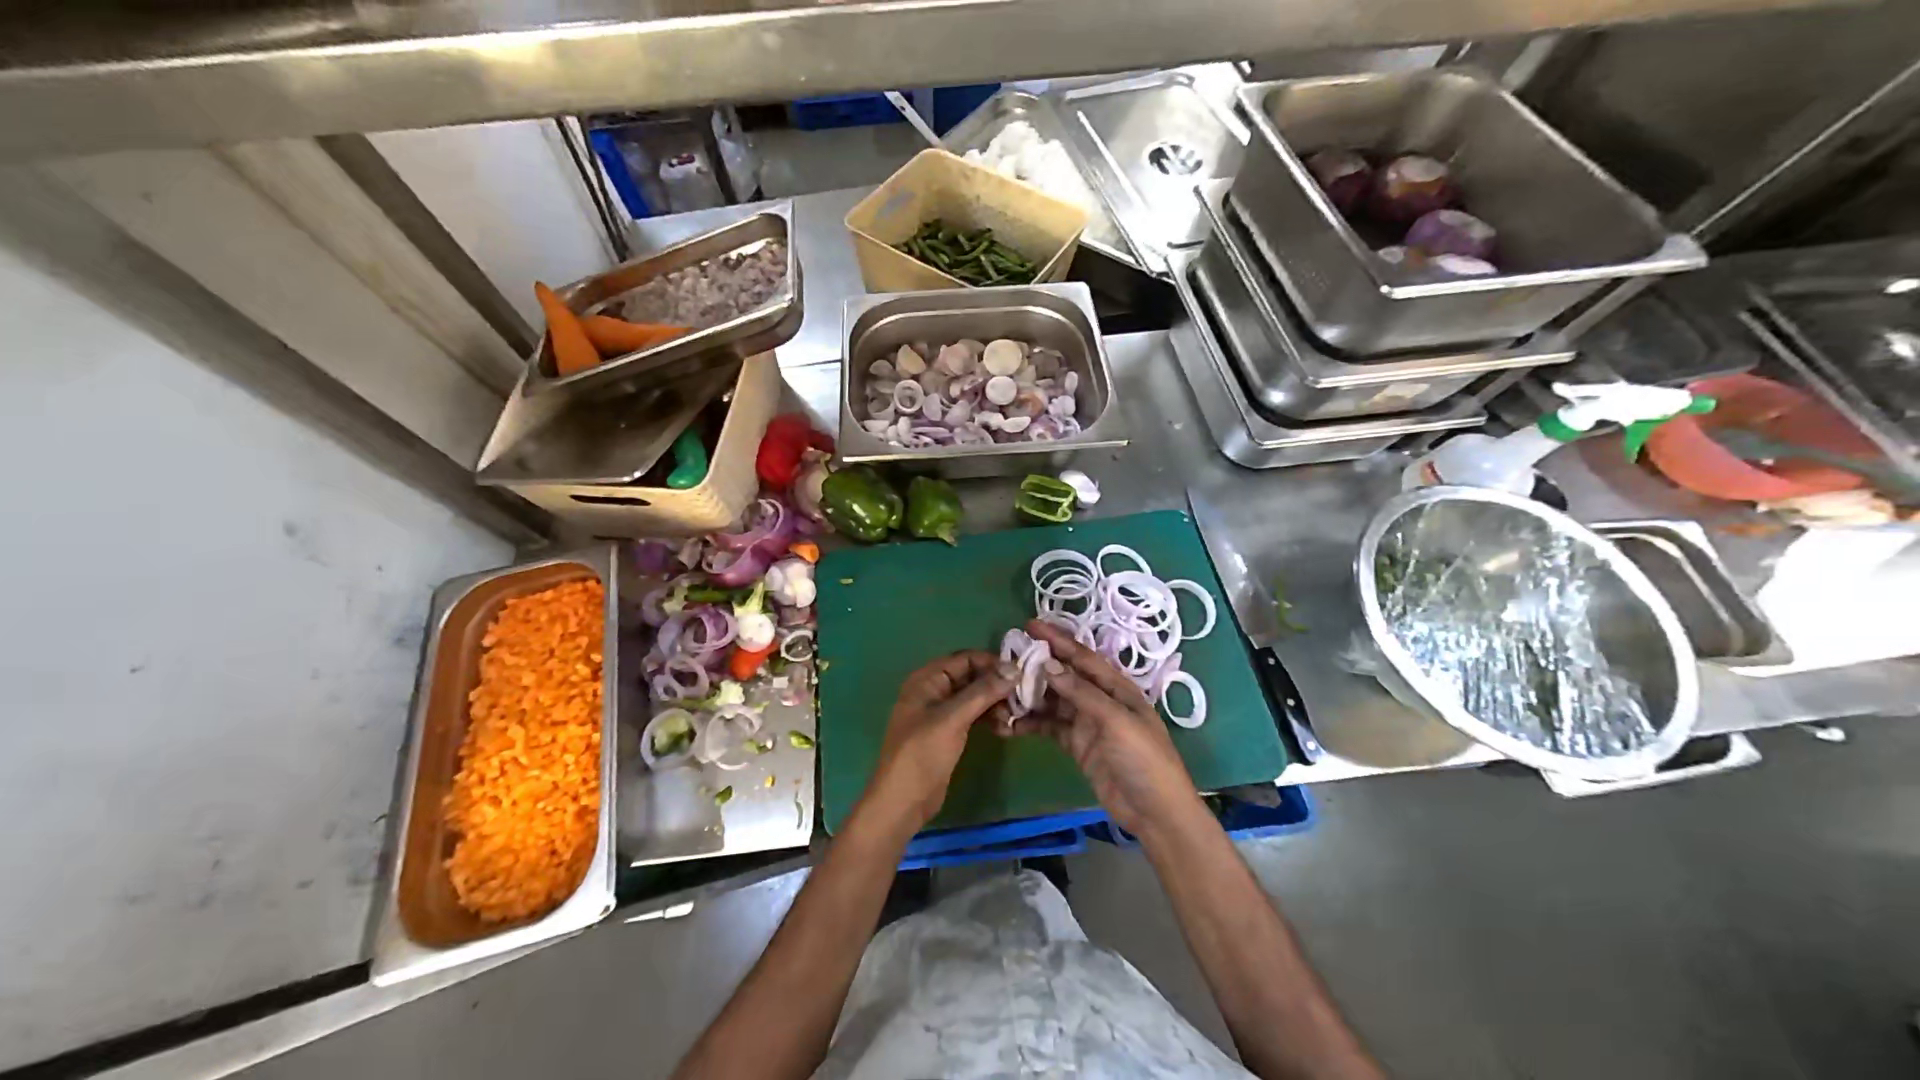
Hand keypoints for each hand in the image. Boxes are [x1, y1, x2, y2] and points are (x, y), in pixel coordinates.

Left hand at [861, 650, 1013, 831]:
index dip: (992, 662)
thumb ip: (982, 691)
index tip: (1020, 673)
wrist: (904, 800)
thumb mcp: (952, 718)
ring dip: (995, 702)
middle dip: (996, 684)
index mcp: (927, 679)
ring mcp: (941, 713)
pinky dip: (988, 717)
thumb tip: (1013, 668)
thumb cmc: (922, 753)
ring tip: (1016, 715)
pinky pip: (973, 715)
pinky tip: (1005, 726)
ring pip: (974, 697)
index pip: (965, 658)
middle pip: (971, 676)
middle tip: (1023, 697)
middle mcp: (933, 690)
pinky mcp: (949, 732)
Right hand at [1012, 620, 1203, 839]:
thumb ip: (1082, 693)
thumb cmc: (1144, 759)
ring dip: (1030, 696)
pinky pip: (1049, 726)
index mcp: (1116, 687)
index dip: (1057, 640)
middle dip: (1037, 666)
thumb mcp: (1116, 720)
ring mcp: (1087, 723)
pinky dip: (1030, 723)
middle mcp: (1100, 699)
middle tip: (1006, 659)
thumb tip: (1049, 665)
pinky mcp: (1076, 745)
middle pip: (1064, 677)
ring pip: (1053, 701)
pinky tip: (1009, 722)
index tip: (1030, 626)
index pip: (1082, 657)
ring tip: (1001, 691)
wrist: (1155, 812)